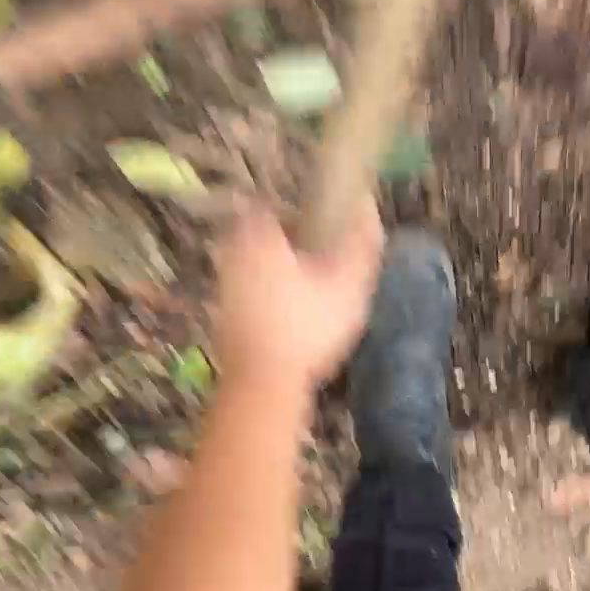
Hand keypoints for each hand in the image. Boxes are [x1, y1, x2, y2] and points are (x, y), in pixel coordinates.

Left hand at [211, 202, 383, 392]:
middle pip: (250, 235)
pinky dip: (260, 299)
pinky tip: (284, 317)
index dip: (287, 210)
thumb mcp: (347, 286)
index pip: (265, 207)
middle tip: (304, 251)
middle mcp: (233, 258)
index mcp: (260, 240)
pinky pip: (242, 297)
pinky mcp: (221, 322)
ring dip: (267, 271)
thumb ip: (359, 246)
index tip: (308, 219)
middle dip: (275, 240)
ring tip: (299, 286)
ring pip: (244, 267)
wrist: (263, 383)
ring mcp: (223, 291)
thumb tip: (368, 207)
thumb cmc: (307, 328)